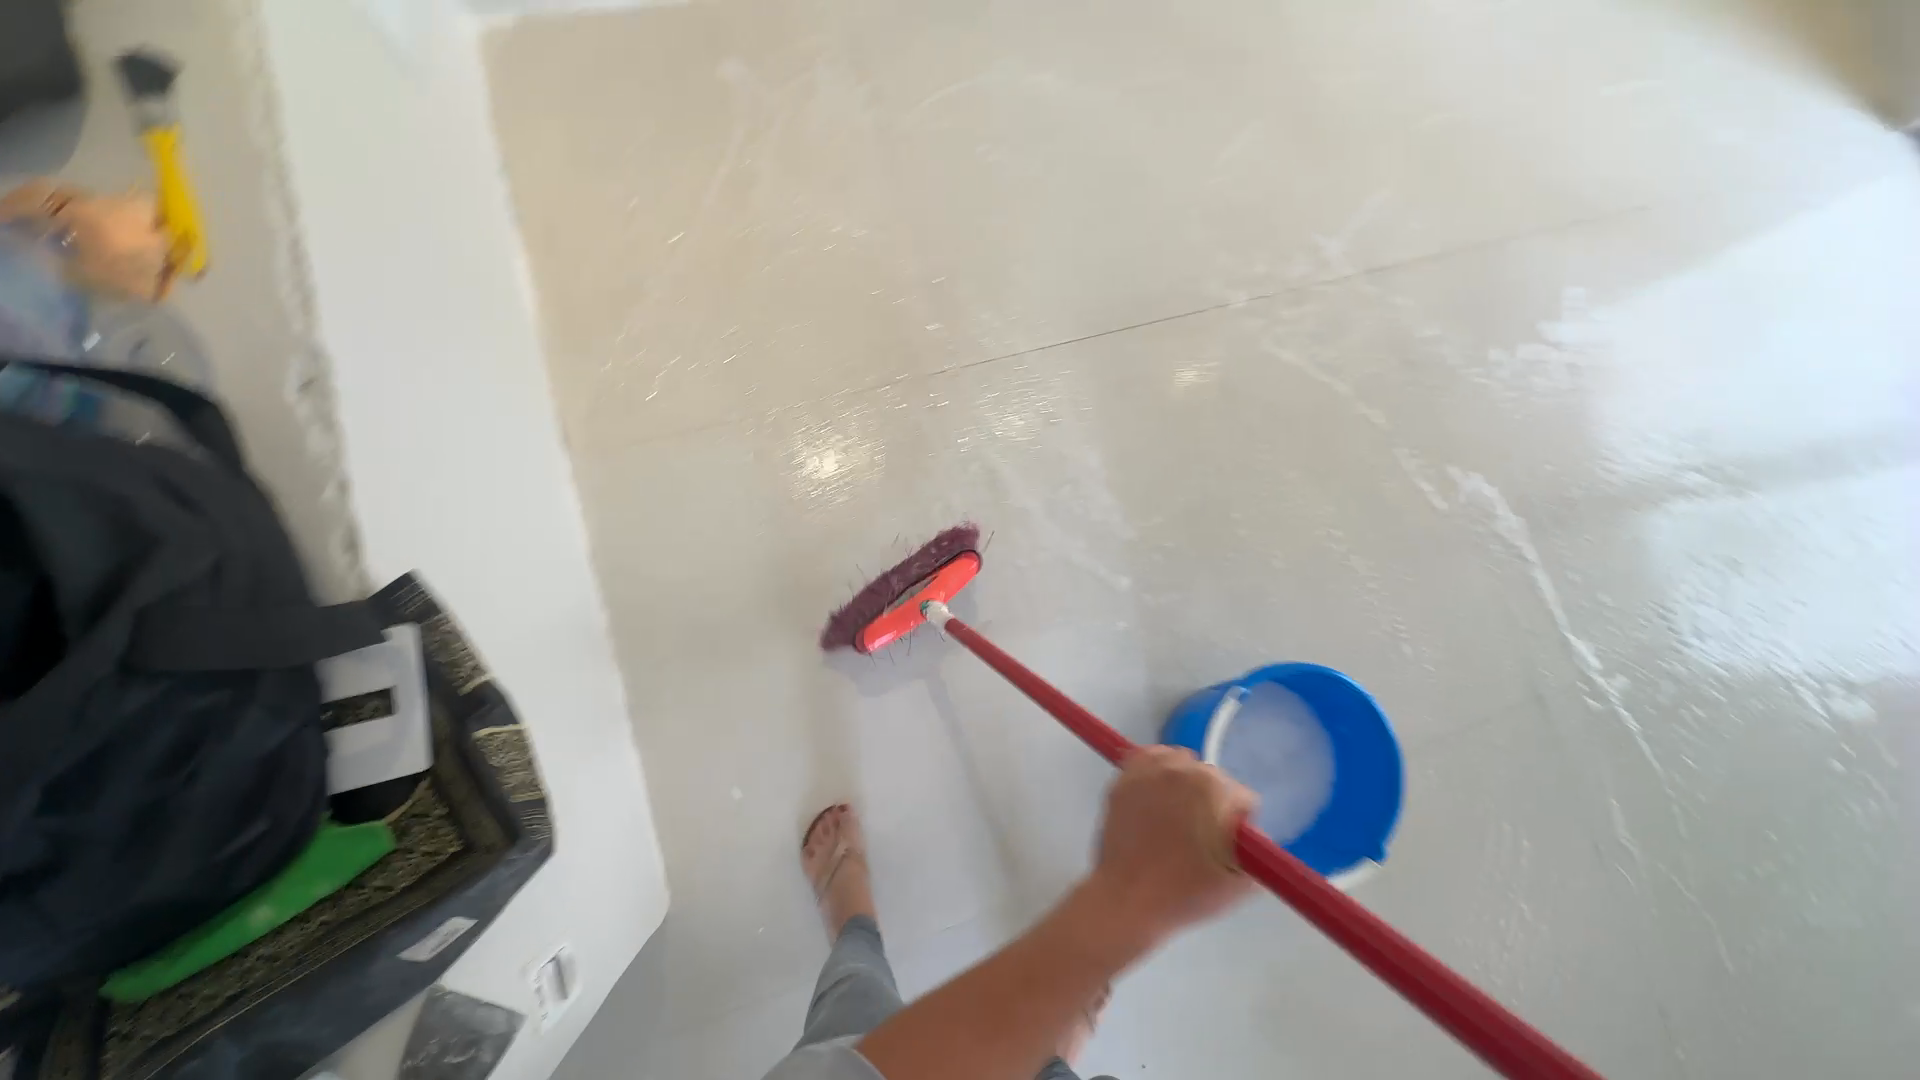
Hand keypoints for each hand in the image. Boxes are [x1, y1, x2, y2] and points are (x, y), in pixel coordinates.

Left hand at [1084, 745, 1256, 947]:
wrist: (1127, 899)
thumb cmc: (1187, 893)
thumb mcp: (1241, 880)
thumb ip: (1257, 848)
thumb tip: (1251, 832)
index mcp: (1214, 788)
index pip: (1243, 798)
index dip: (1239, 823)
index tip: (1227, 845)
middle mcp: (1182, 769)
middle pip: (1213, 779)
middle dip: (1213, 803)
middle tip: (1201, 837)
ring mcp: (1149, 771)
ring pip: (1181, 764)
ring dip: (1186, 784)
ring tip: (1177, 818)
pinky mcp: (1123, 777)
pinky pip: (1149, 759)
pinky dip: (1157, 771)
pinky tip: (1157, 794)